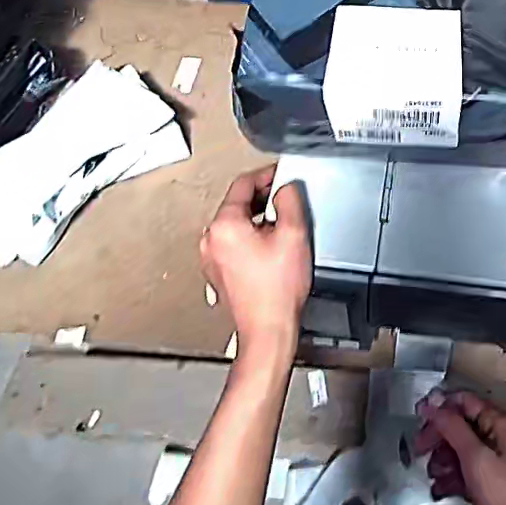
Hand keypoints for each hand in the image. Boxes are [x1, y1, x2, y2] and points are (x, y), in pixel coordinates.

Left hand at [199, 165, 310, 356]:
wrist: (268, 329)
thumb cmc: (277, 290)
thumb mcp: (294, 233)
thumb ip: (290, 199)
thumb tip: (286, 188)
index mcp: (225, 226)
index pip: (244, 183)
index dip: (267, 175)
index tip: (282, 176)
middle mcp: (211, 239)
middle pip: (238, 202)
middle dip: (264, 198)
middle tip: (287, 201)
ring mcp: (211, 257)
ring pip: (237, 222)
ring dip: (259, 217)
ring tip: (282, 228)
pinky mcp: (217, 270)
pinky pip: (234, 240)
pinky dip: (251, 236)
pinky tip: (272, 247)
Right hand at [414, 390, 505, 504]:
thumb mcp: (476, 458)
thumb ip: (453, 428)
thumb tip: (433, 403)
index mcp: (498, 422)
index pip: (464, 401)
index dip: (441, 406)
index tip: (420, 416)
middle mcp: (496, 437)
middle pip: (459, 425)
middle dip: (438, 435)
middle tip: (420, 447)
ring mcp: (492, 462)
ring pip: (459, 450)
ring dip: (441, 459)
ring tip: (433, 473)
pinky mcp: (487, 485)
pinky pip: (462, 472)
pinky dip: (449, 477)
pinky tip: (440, 488)